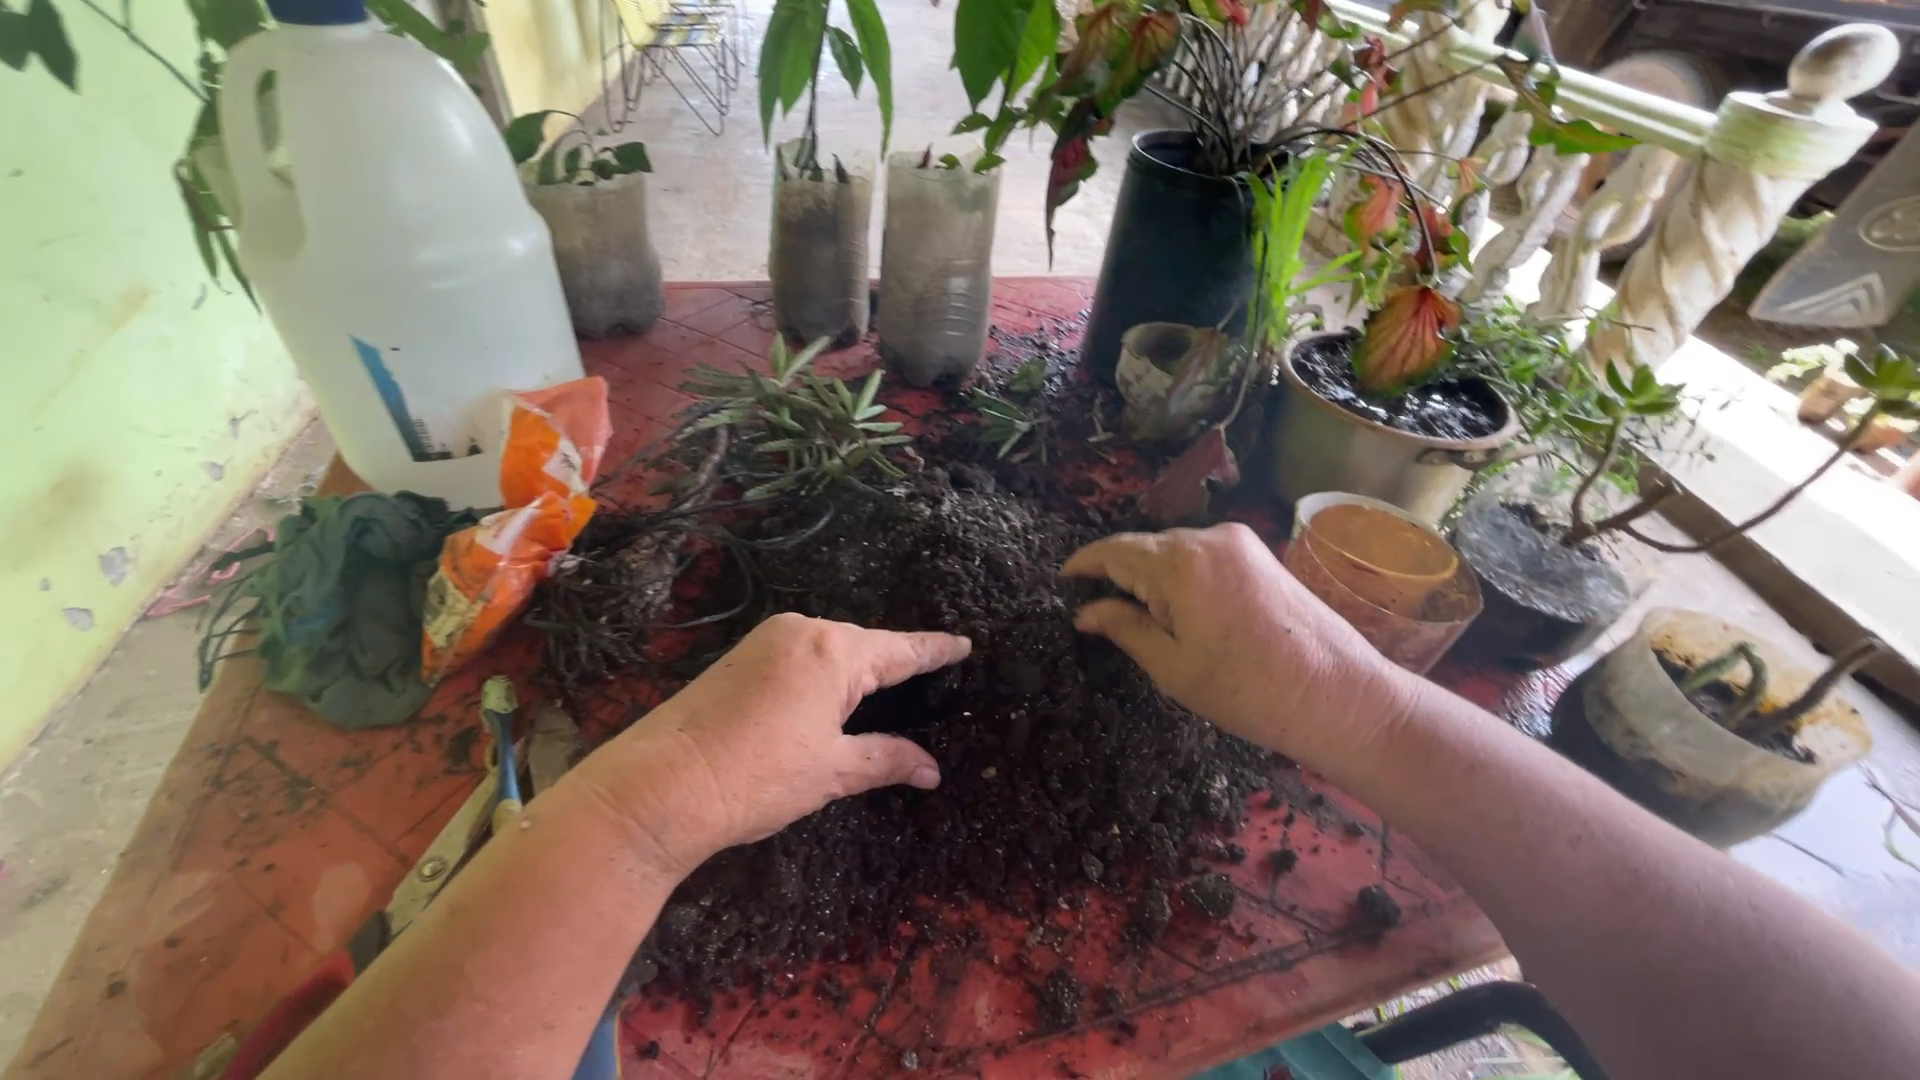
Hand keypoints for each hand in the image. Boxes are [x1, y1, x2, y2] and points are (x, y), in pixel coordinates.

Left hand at [564, 614, 970, 877]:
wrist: (658, 788)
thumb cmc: (757, 777)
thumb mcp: (832, 771)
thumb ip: (887, 759)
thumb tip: (933, 770)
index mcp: (834, 650)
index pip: (901, 649)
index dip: (935, 650)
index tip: (964, 644)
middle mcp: (802, 631)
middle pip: (863, 646)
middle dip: (894, 666)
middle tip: (927, 684)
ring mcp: (766, 641)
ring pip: (829, 651)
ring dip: (855, 672)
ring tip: (882, 698)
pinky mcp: (740, 658)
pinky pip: (800, 657)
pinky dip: (823, 676)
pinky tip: (828, 700)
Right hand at [1062, 524, 1417, 769]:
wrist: (1340, 696)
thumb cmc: (1247, 690)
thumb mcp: (1171, 666)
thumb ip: (1123, 628)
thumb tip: (1085, 612)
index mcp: (1180, 563)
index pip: (1114, 550)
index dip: (1084, 564)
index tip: (1063, 580)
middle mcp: (1208, 538)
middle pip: (1145, 548)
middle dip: (1120, 575)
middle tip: (1103, 614)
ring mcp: (1239, 542)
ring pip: (1174, 551)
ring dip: (1152, 576)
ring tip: (1146, 618)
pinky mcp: (1260, 554)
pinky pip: (1203, 556)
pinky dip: (1182, 575)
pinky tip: (1183, 610)